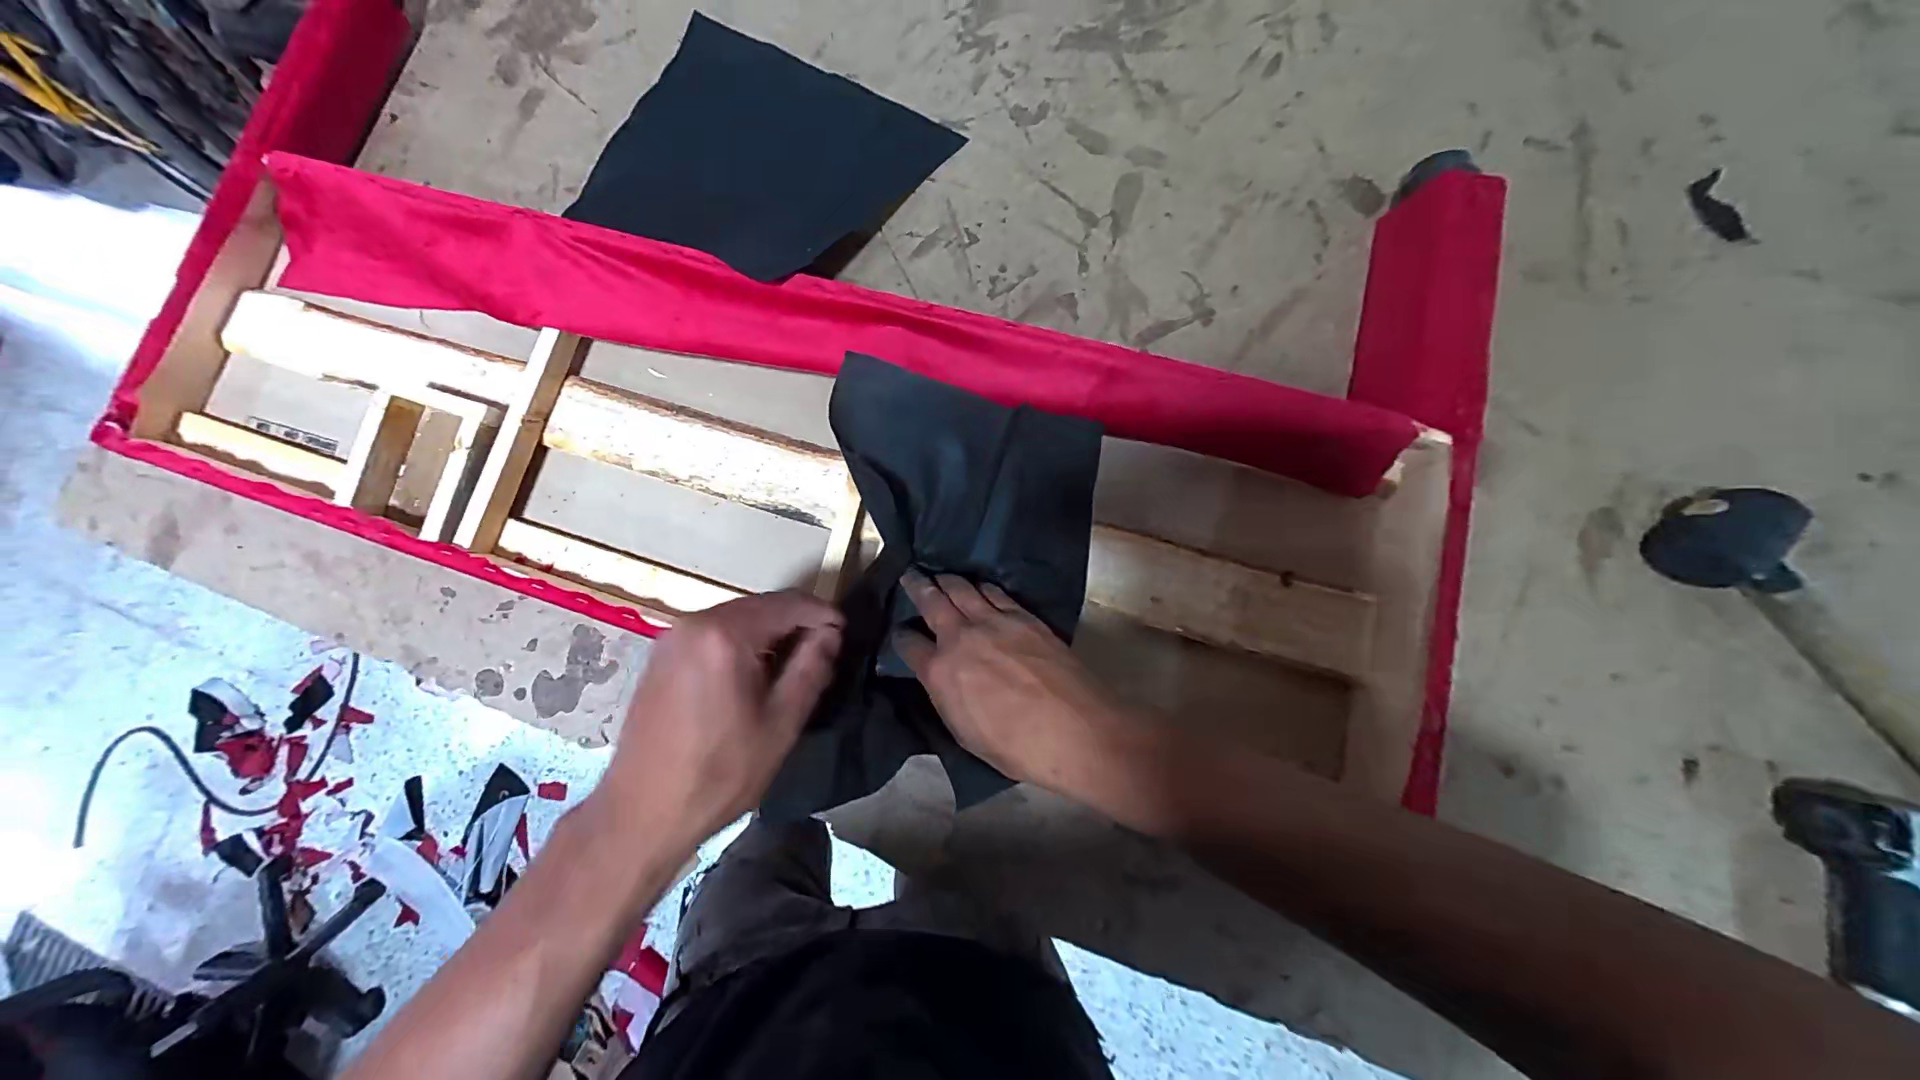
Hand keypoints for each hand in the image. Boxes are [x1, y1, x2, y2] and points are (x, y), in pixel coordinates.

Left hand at [598, 591, 842, 849]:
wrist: (641, 814)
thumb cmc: (718, 774)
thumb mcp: (780, 724)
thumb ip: (811, 669)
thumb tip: (829, 635)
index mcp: (725, 635)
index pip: (788, 604)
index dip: (823, 614)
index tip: (845, 635)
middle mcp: (694, 624)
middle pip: (760, 606)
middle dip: (796, 623)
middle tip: (824, 653)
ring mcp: (672, 639)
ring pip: (737, 618)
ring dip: (770, 633)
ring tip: (793, 666)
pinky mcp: (661, 657)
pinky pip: (713, 634)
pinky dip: (741, 643)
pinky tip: (753, 674)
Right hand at [894, 571, 1138, 799]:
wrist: (1074, 730)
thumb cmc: (1016, 747)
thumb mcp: (964, 731)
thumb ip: (946, 697)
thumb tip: (941, 679)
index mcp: (939, 671)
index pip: (908, 643)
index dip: (901, 637)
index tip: (902, 634)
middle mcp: (960, 637)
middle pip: (932, 601)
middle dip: (917, 586)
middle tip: (910, 576)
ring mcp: (994, 622)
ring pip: (962, 588)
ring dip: (947, 580)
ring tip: (941, 576)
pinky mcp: (1024, 616)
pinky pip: (995, 592)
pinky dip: (982, 586)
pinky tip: (980, 586)